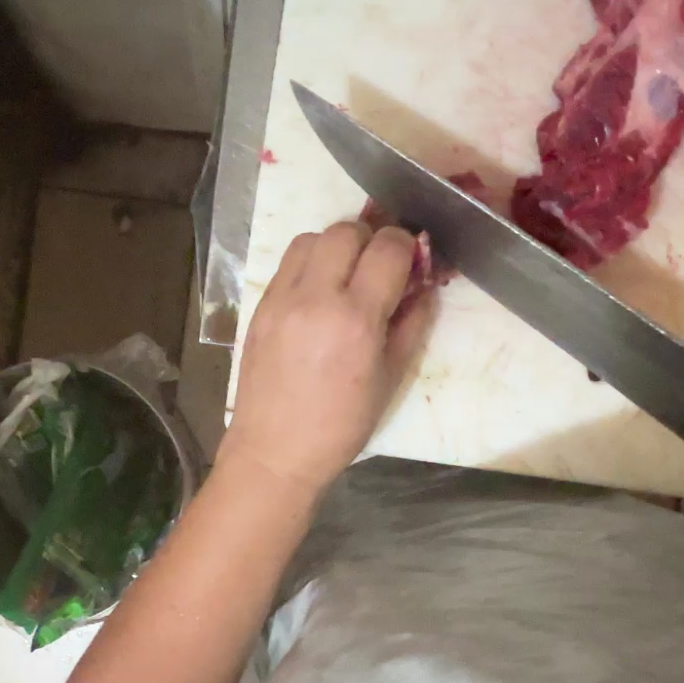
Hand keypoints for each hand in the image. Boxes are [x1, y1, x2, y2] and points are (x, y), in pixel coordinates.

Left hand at [219, 221, 432, 493]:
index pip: (388, 247)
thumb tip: (424, 284)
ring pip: (311, 237)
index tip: (410, 265)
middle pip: (347, 230)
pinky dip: (308, 265)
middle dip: (371, 240)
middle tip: (378, 269)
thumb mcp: (390, 378)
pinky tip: (318, 295)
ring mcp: (280, 300)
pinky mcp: (259, 307)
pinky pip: (287, 263)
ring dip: (336, 246)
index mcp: (355, 319)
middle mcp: (314, 298)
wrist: (274, 452)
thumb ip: (411, 323)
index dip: (406, 247)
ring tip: (345, 278)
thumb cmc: (340, 426)